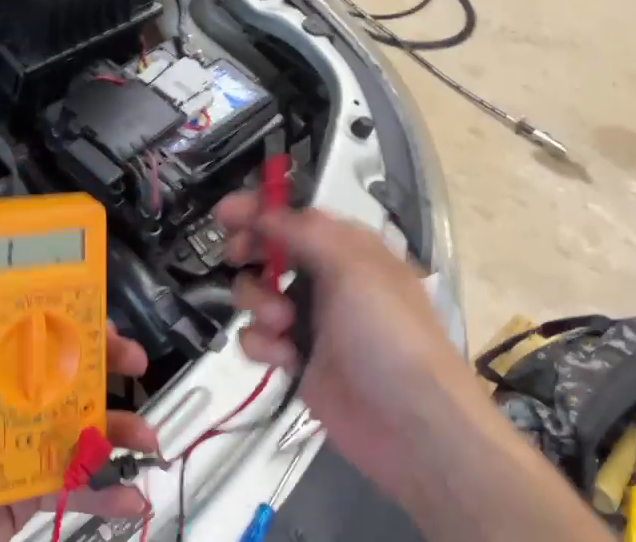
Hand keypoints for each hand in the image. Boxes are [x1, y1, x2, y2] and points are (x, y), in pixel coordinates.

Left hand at [0, 311, 157, 541]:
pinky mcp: (27, 493)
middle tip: (132, 361)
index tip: (86, 313)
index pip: (13, 339)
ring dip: (116, 428)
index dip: (52, 321)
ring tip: (145, 436)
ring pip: (74, 430)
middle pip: (55, 378)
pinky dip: (106, 492)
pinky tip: (131, 494)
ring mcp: (16, 452)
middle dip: (98, 366)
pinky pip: (72, 487)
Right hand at [212, 197, 484, 503]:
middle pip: (269, 249)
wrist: (410, 426)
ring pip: (256, 292)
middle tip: (238, 257)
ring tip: (281, 323)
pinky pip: (257, 336)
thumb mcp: (353, 268)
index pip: (295, 216)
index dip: (258, 209)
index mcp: (349, 251)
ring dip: (258, 302)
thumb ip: (301, 230)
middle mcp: (328, 280)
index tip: (225, 213)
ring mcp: (309, 320)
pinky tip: (282, 357)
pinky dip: (261, 343)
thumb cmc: (387, 334)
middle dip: (250, 253)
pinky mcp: (295, 357)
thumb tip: (262, 211)